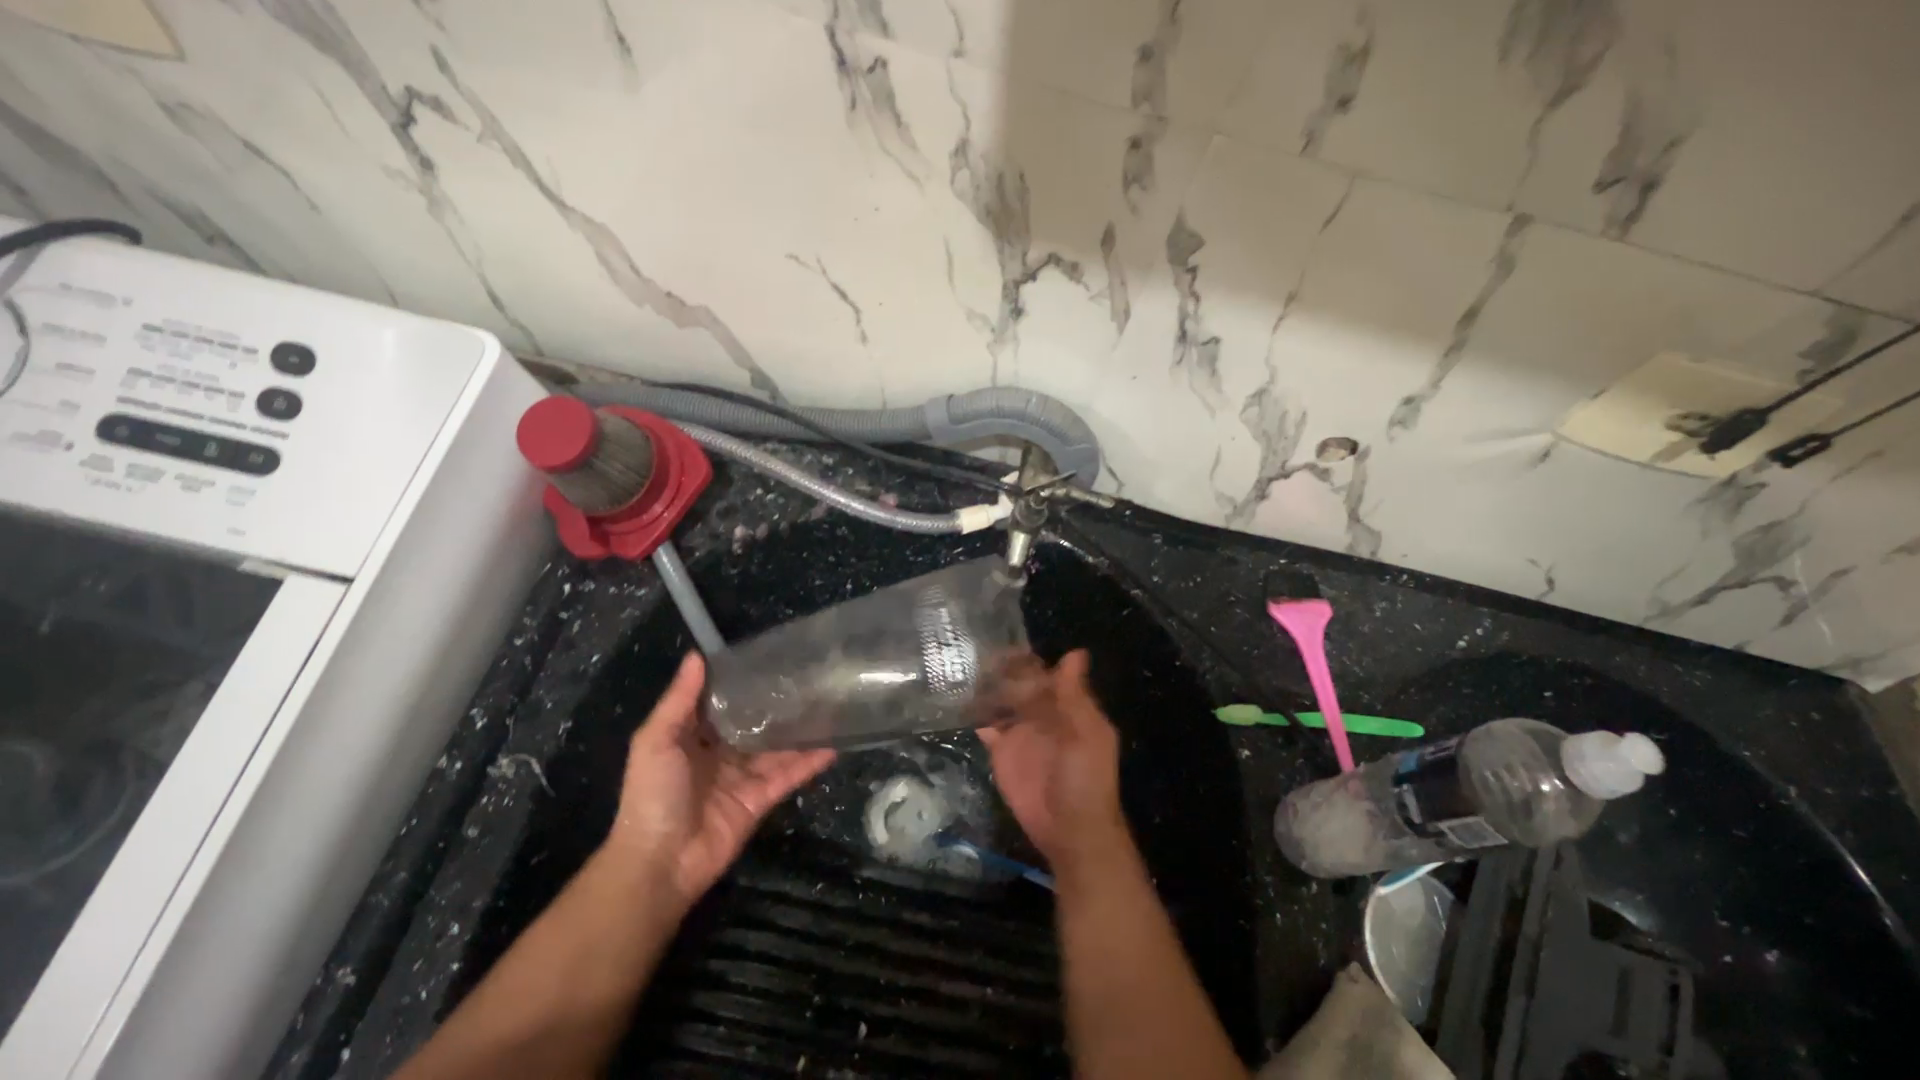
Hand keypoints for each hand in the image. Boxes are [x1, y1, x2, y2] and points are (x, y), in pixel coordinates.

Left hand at [604, 652, 834, 909]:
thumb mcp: (656, 740)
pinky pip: (787, 776)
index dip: (740, 683)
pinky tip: (833, 744)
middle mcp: (718, 754)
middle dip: (775, 706)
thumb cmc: (652, 795)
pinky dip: (809, 762)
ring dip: (798, 731)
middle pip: (752, 724)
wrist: (660, 861)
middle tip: (808, 678)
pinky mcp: (761, 800)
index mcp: (690, 737)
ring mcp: (742, 778)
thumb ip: (679, 700)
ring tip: (829, 705)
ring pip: (775, 748)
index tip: (768, 657)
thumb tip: (697, 655)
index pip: (720, 703)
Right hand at [977, 650, 1129, 871]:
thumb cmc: (1086, 780)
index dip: (1027, 660)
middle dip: (1001, 670)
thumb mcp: (1087, 734)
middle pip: (1019, 684)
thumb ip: (1075, 696)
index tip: (1002, 638)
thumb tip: (1075, 652)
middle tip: (973, 651)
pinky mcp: (1002, 753)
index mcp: (1068, 707)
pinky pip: (987, 727)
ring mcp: (1021, 733)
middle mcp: (1043, 715)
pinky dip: (975, 715)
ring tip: (961, 668)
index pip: (1046, 674)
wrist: (1071, 830)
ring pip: (1001, 702)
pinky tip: (958, 701)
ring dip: (986, 688)